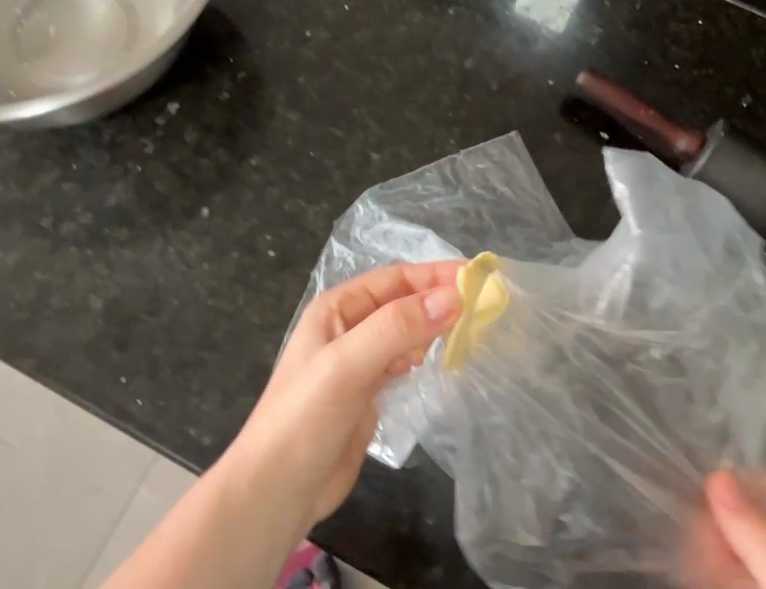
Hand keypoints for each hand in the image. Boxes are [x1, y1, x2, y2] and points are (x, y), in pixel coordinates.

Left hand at [217, 260, 463, 538]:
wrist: (278, 489)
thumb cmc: (305, 417)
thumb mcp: (348, 365)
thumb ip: (397, 328)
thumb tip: (454, 297)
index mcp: (337, 308)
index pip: (396, 279)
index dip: (437, 275)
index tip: (481, 277)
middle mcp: (349, 328)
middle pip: (404, 302)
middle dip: (442, 300)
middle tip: (487, 307)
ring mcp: (359, 362)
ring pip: (407, 332)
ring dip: (436, 328)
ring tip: (473, 331)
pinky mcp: (369, 394)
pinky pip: (404, 363)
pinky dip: (426, 357)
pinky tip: (442, 363)